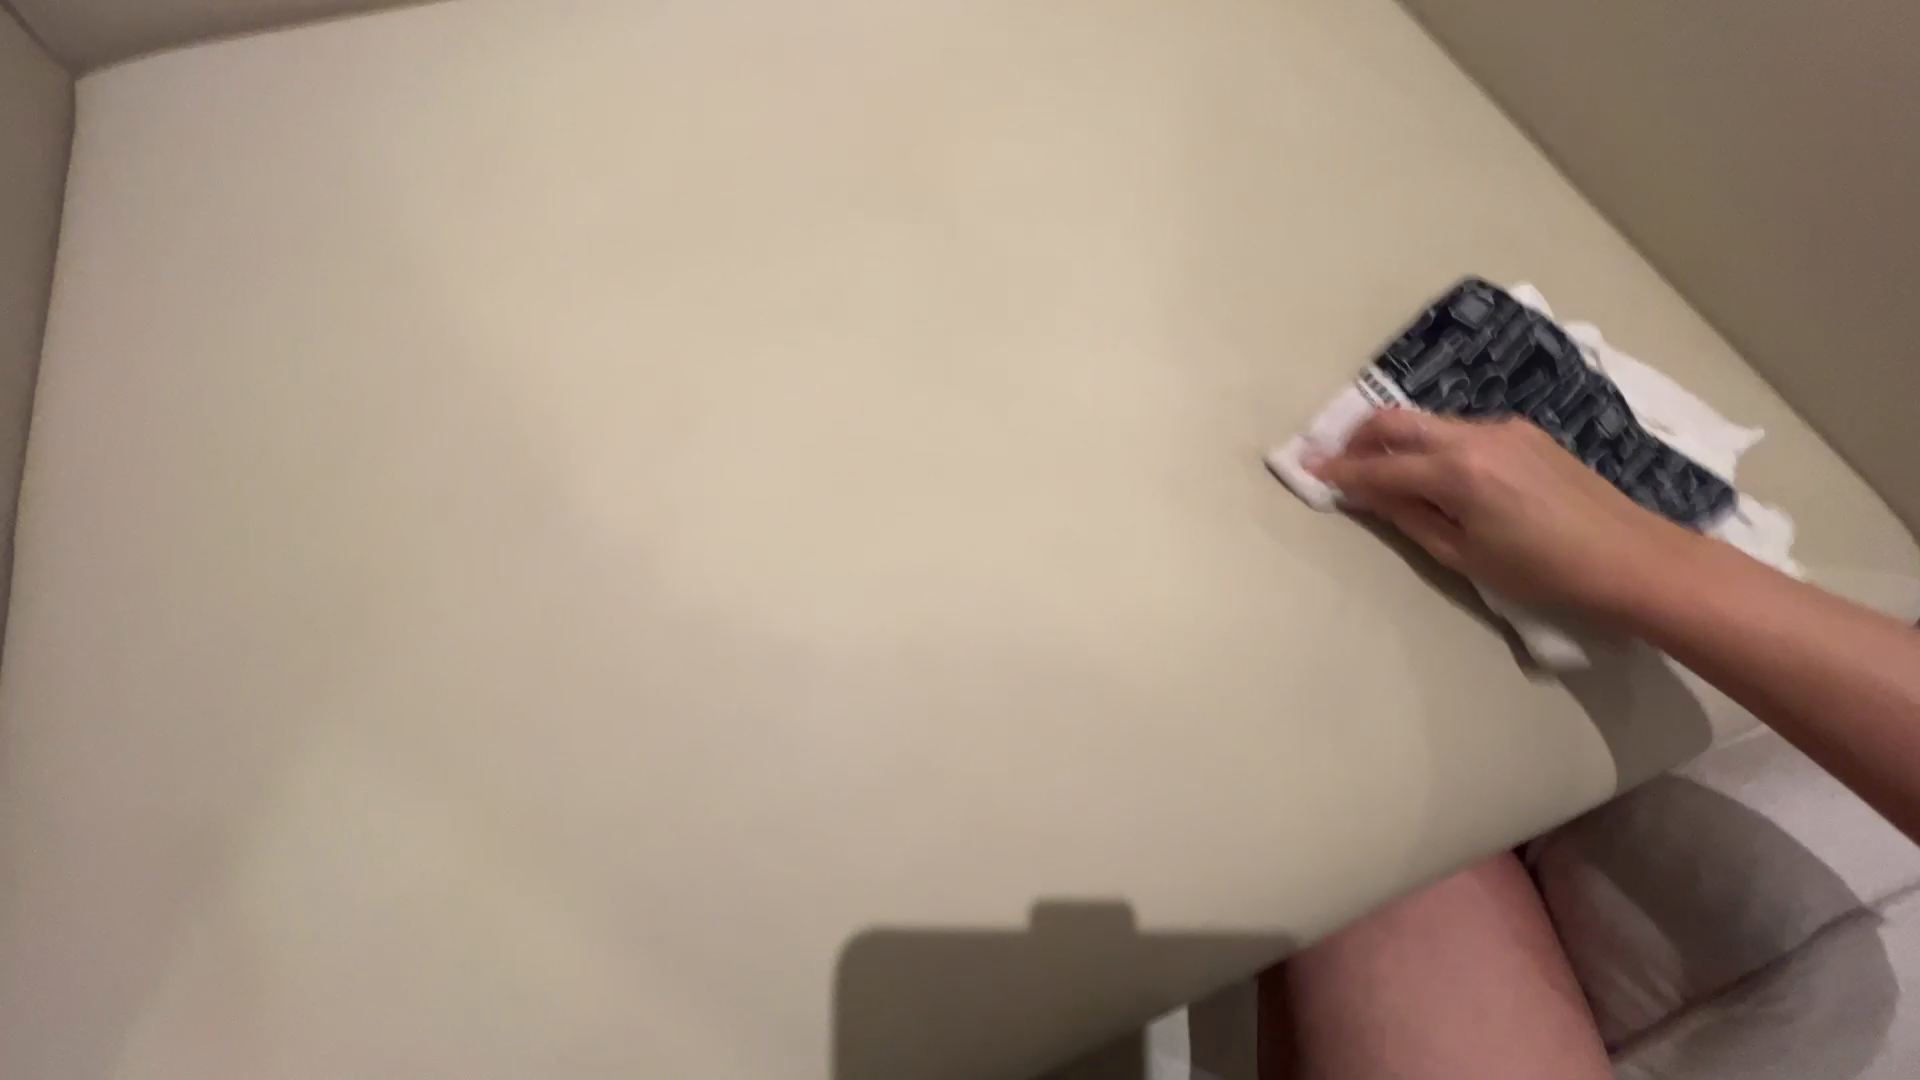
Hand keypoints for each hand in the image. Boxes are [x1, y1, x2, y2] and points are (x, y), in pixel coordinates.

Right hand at [1309, 410, 1703, 615]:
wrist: (1634, 559)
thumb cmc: (1542, 572)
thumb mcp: (1462, 554)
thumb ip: (1408, 517)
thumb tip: (1368, 495)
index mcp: (1457, 472)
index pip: (1378, 468)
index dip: (1338, 472)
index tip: (1306, 468)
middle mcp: (1475, 437)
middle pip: (1396, 421)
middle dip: (1359, 439)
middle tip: (1341, 464)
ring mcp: (1503, 430)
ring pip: (1428, 423)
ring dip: (1396, 441)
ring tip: (1386, 473)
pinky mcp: (1523, 433)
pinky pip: (1458, 430)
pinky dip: (1431, 445)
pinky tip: (1436, 475)